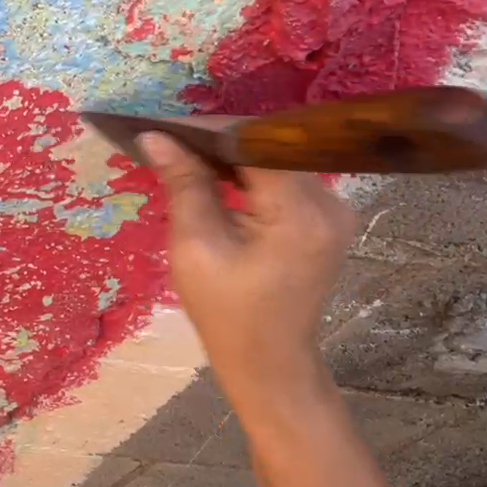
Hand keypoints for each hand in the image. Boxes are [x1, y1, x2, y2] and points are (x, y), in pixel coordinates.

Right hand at [137, 132, 356, 407]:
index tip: (165, 126)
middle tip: (167, 138)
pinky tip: (213, 173)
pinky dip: (246, 171)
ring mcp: (332, 209)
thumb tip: (155, 136)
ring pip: (272, 158)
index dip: (208, 130)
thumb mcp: (194, 246)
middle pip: (266, 148)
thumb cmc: (226, 311)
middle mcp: (329, 202)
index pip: (254, 145)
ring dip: (229, 153)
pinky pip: (280, 176)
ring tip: (182, 151)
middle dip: (215, 140)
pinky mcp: (324, 216)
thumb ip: (183, 183)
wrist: (268, 361)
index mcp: (300, 213)